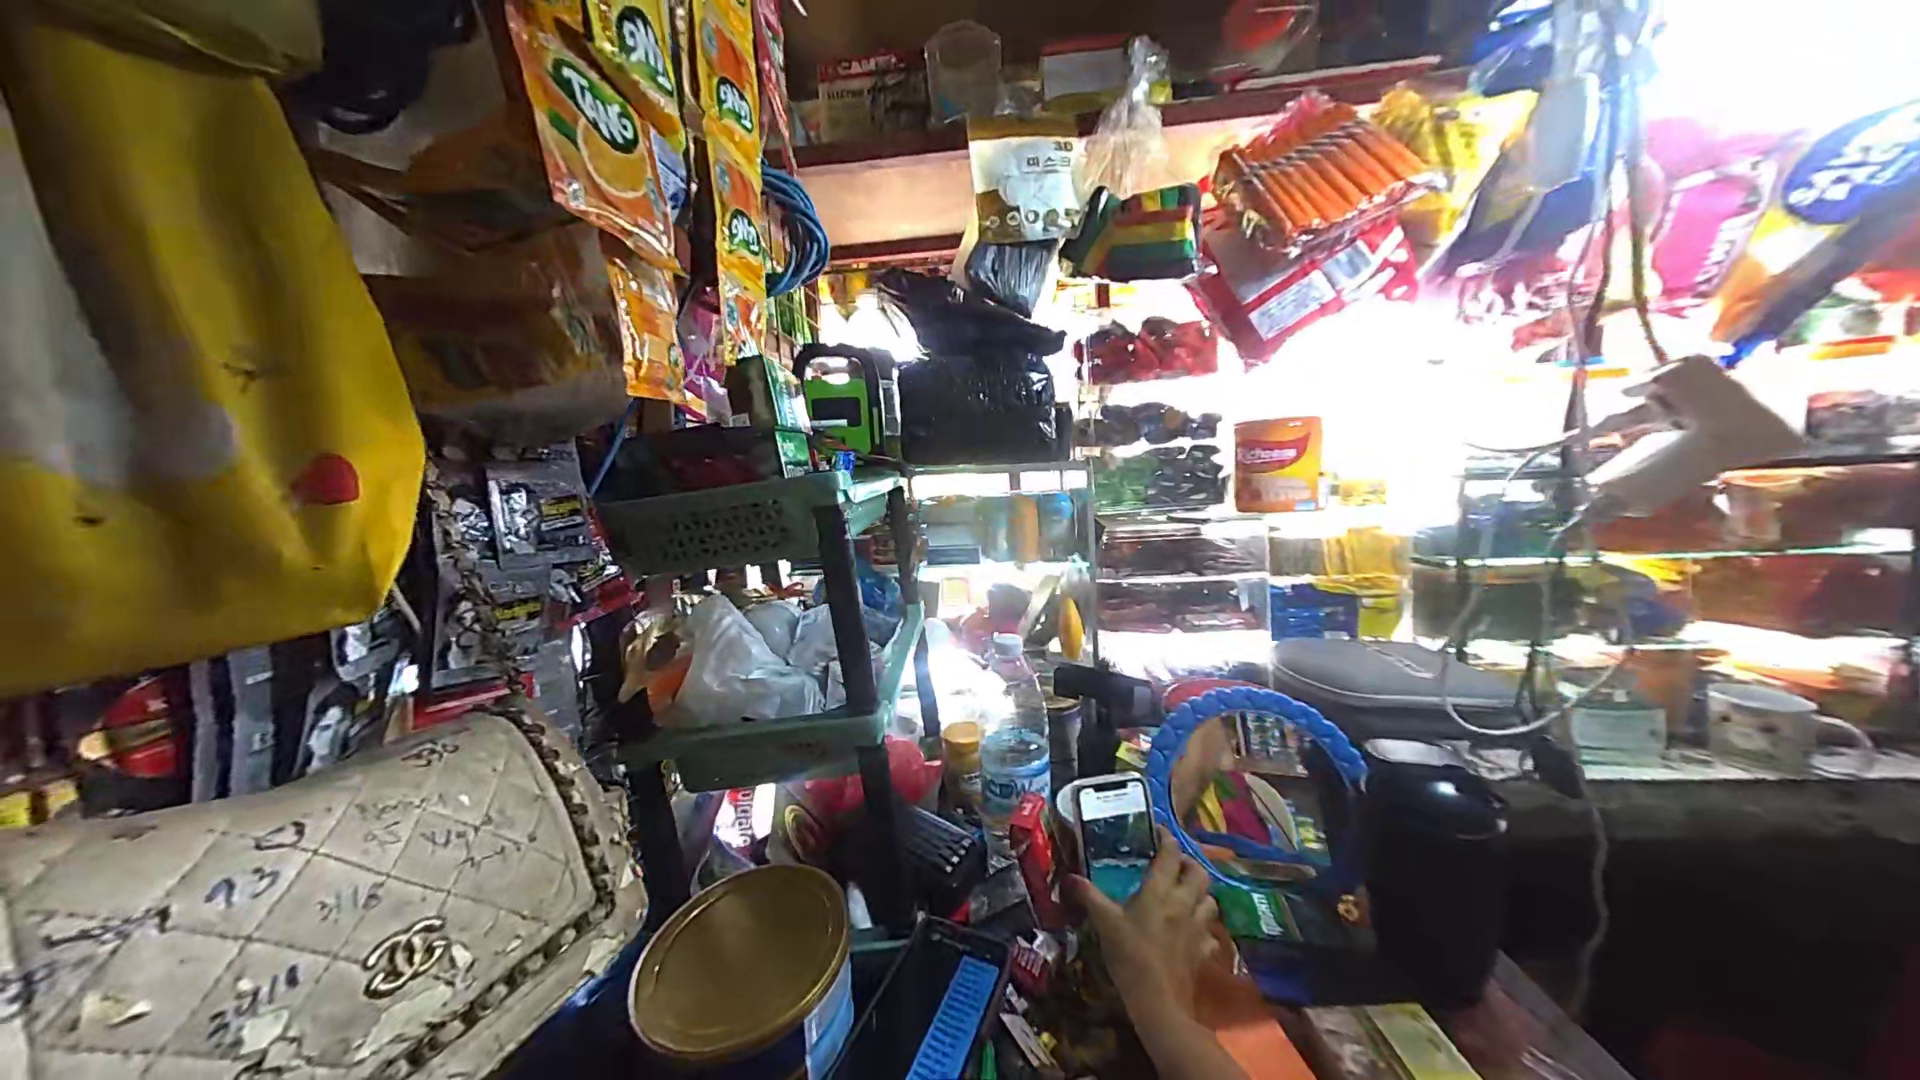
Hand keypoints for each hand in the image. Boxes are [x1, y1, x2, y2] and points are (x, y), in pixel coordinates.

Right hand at [1067, 826, 1222, 1022]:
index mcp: (1160, 890)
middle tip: (1173, 863)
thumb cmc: (1130, 956)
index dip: (1166, 838)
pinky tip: (1192, 929)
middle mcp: (1184, 902)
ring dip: (1200, 892)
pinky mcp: (1204, 951)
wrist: (1159, 1003)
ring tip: (1185, 892)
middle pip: (1198, 872)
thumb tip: (1070, 876)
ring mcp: (1198, 927)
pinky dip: (1204, 925)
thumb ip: (1089, 896)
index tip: (1156, 831)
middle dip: (1188, 863)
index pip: (1171, 853)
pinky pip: (1211, 931)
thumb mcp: (1104, 923)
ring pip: (1209, 899)